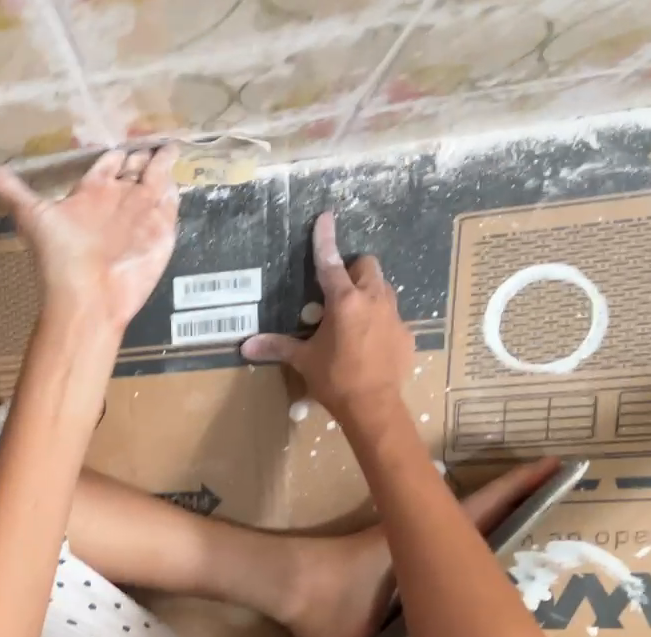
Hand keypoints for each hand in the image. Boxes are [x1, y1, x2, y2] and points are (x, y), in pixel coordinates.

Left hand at [0, 145, 180, 332]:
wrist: (90, 297)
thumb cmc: (60, 258)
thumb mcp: (30, 216)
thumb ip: (7, 190)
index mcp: (90, 193)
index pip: (105, 165)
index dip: (112, 152)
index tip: (119, 139)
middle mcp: (116, 201)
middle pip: (134, 169)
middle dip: (141, 154)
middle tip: (151, 136)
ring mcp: (141, 215)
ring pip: (156, 180)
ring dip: (163, 163)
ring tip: (173, 145)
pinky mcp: (162, 231)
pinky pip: (172, 202)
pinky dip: (178, 187)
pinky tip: (181, 174)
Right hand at [241, 211, 414, 424]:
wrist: (374, 406)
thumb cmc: (334, 379)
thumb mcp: (303, 361)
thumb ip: (277, 347)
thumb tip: (245, 346)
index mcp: (344, 301)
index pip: (331, 263)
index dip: (325, 239)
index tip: (325, 217)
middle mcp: (373, 300)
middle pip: (367, 266)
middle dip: (352, 271)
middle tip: (335, 292)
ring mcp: (393, 316)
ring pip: (382, 289)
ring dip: (366, 294)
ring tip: (350, 318)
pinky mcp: (405, 334)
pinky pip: (390, 316)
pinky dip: (377, 321)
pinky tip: (366, 343)